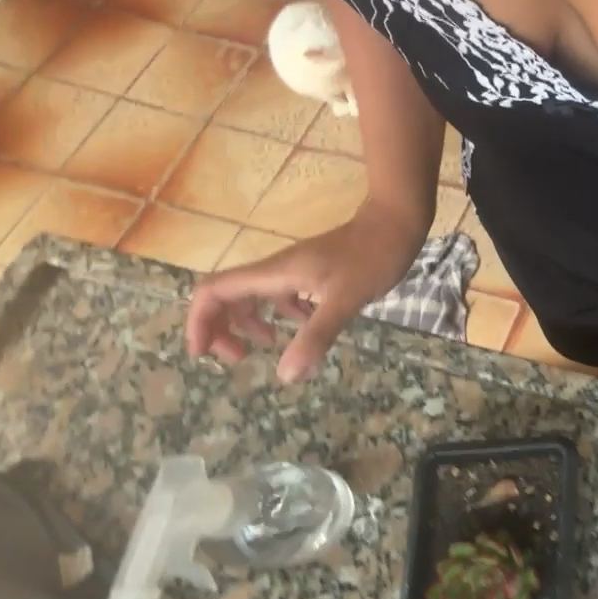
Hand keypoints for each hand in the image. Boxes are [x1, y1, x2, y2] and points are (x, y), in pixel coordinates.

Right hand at [186, 202, 426, 381]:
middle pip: (228, 296)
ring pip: (257, 295)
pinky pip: (285, 293)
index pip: (213, 291)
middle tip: (240, 358)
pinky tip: (306, 326)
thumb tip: (285, 376)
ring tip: (269, 346)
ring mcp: (297, 268)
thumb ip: (316, 335)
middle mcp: (277, 270)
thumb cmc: (373, 257)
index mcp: (274, 274)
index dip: (199, 321)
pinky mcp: (316, 271)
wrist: (398, 222)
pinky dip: (284, 313)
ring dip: (252, 322)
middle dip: (223, 328)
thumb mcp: (346, 300)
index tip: (203, 353)